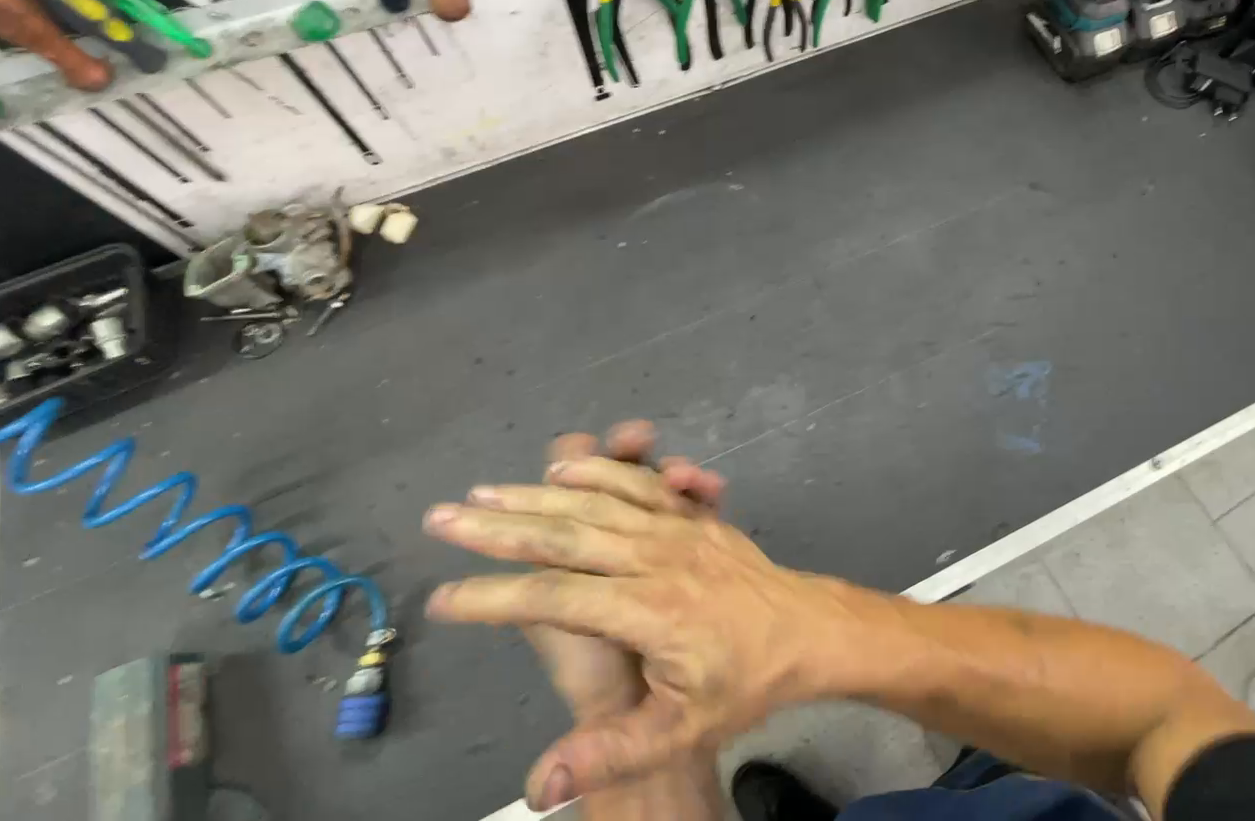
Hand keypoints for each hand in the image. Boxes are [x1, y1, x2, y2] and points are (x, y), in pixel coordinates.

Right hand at [423, 450, 865, 809]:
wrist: (811, 629)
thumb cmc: (747, 681)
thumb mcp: (685, 729)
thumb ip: (612, 752)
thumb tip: (537, 788)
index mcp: (650, 609)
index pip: (556, 596)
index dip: (495, 597)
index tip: (443, 600)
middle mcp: (657, 556)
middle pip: (567, 532)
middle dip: (499, 526)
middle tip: (442, 517)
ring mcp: (678, 528)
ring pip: (599, 499)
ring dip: (538, 492)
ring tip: (486, 491)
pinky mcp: (693, 515)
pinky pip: (639, 485)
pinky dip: (598, 472)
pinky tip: (565, 467)